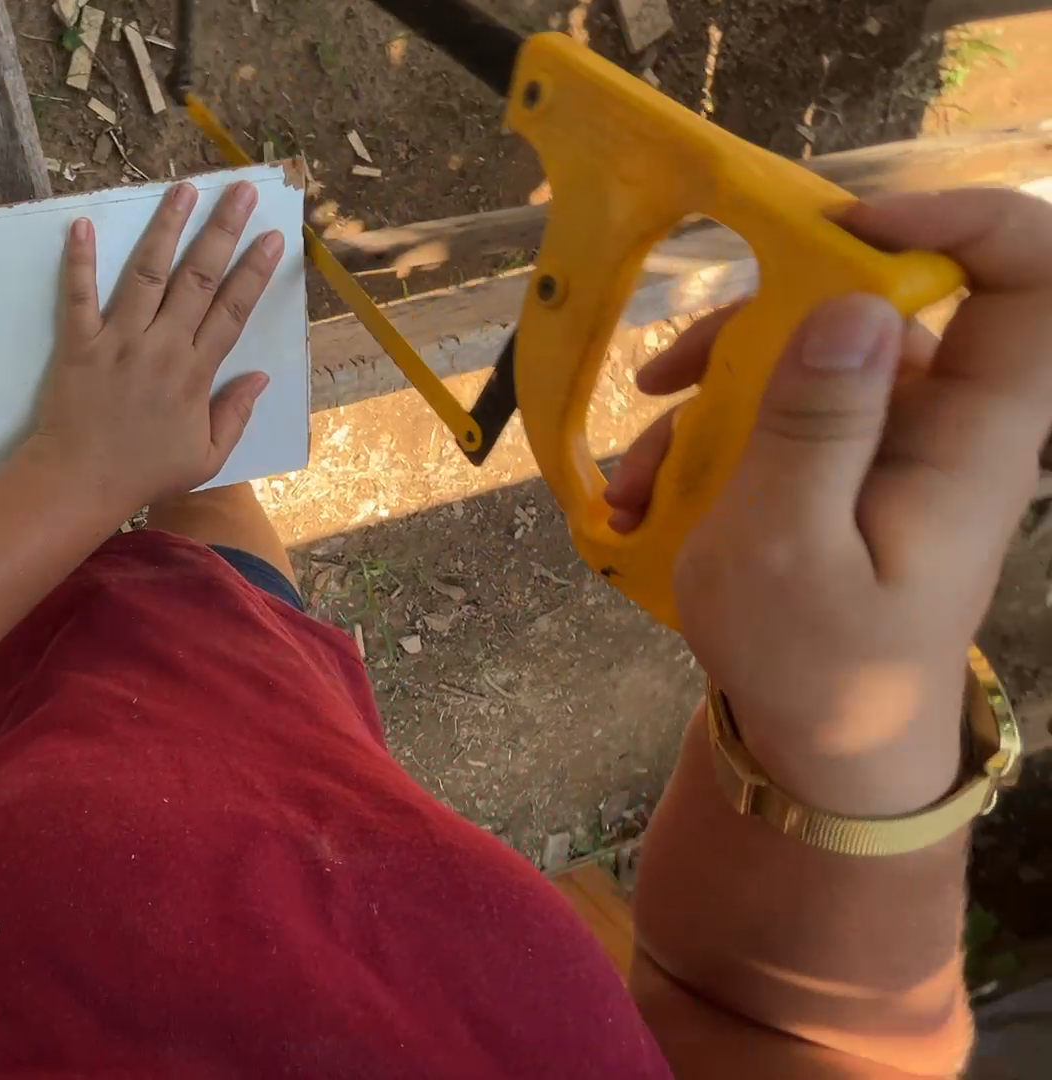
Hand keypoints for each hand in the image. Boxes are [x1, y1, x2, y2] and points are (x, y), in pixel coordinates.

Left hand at [20, 180, 284, 515]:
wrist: (81, 482)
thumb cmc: (144, 474)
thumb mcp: (206, 458)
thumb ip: (235, 415)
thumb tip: (261, 377)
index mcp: (196, 374)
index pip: (232, 310)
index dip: (254, 270)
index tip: (272, 235)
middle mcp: (162, 347)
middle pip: (198, 278)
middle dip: (222, 230)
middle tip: (240, 189)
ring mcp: (118, 341)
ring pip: (147, 273)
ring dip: (166, 227)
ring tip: (182, 188)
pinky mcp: (79, 344)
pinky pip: (78, 296)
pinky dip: (79, 261)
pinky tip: (83, 225)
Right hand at [605, 189, 1051, 816]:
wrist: (813, 728)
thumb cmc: (806, 649)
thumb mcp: (784, 543)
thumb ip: (814, 427)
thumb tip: (852, 306)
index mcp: (972, 436)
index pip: (1028, 280)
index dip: (952, 222)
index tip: (829, 228)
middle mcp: (938, 424)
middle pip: (865, 317)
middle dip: (745, 337)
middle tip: (656, 380)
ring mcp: (879, 448)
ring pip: (790, 374)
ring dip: (693, 414)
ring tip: (628, 484)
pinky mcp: (828, 472)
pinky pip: (763, 426)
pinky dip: (690, 452)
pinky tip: (637, 501)